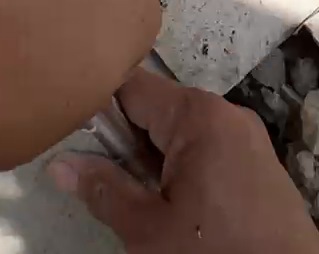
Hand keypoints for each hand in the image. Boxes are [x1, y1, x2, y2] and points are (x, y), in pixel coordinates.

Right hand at [48, 68, 318, 253]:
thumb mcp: (149, 231)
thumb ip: (105, 189)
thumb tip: (59, 164)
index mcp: (198, 113)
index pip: (132, 87)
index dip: (99, 109)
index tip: (75, 136)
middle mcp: (225, 111)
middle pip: (157, 109)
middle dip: (129, 143)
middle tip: (113, 185)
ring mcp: (247, 136)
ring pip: (181, 133)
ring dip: (155, 161)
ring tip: (146, 203)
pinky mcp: (259, 164)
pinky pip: (208, 150)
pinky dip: (184, 171)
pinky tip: (179, 209)